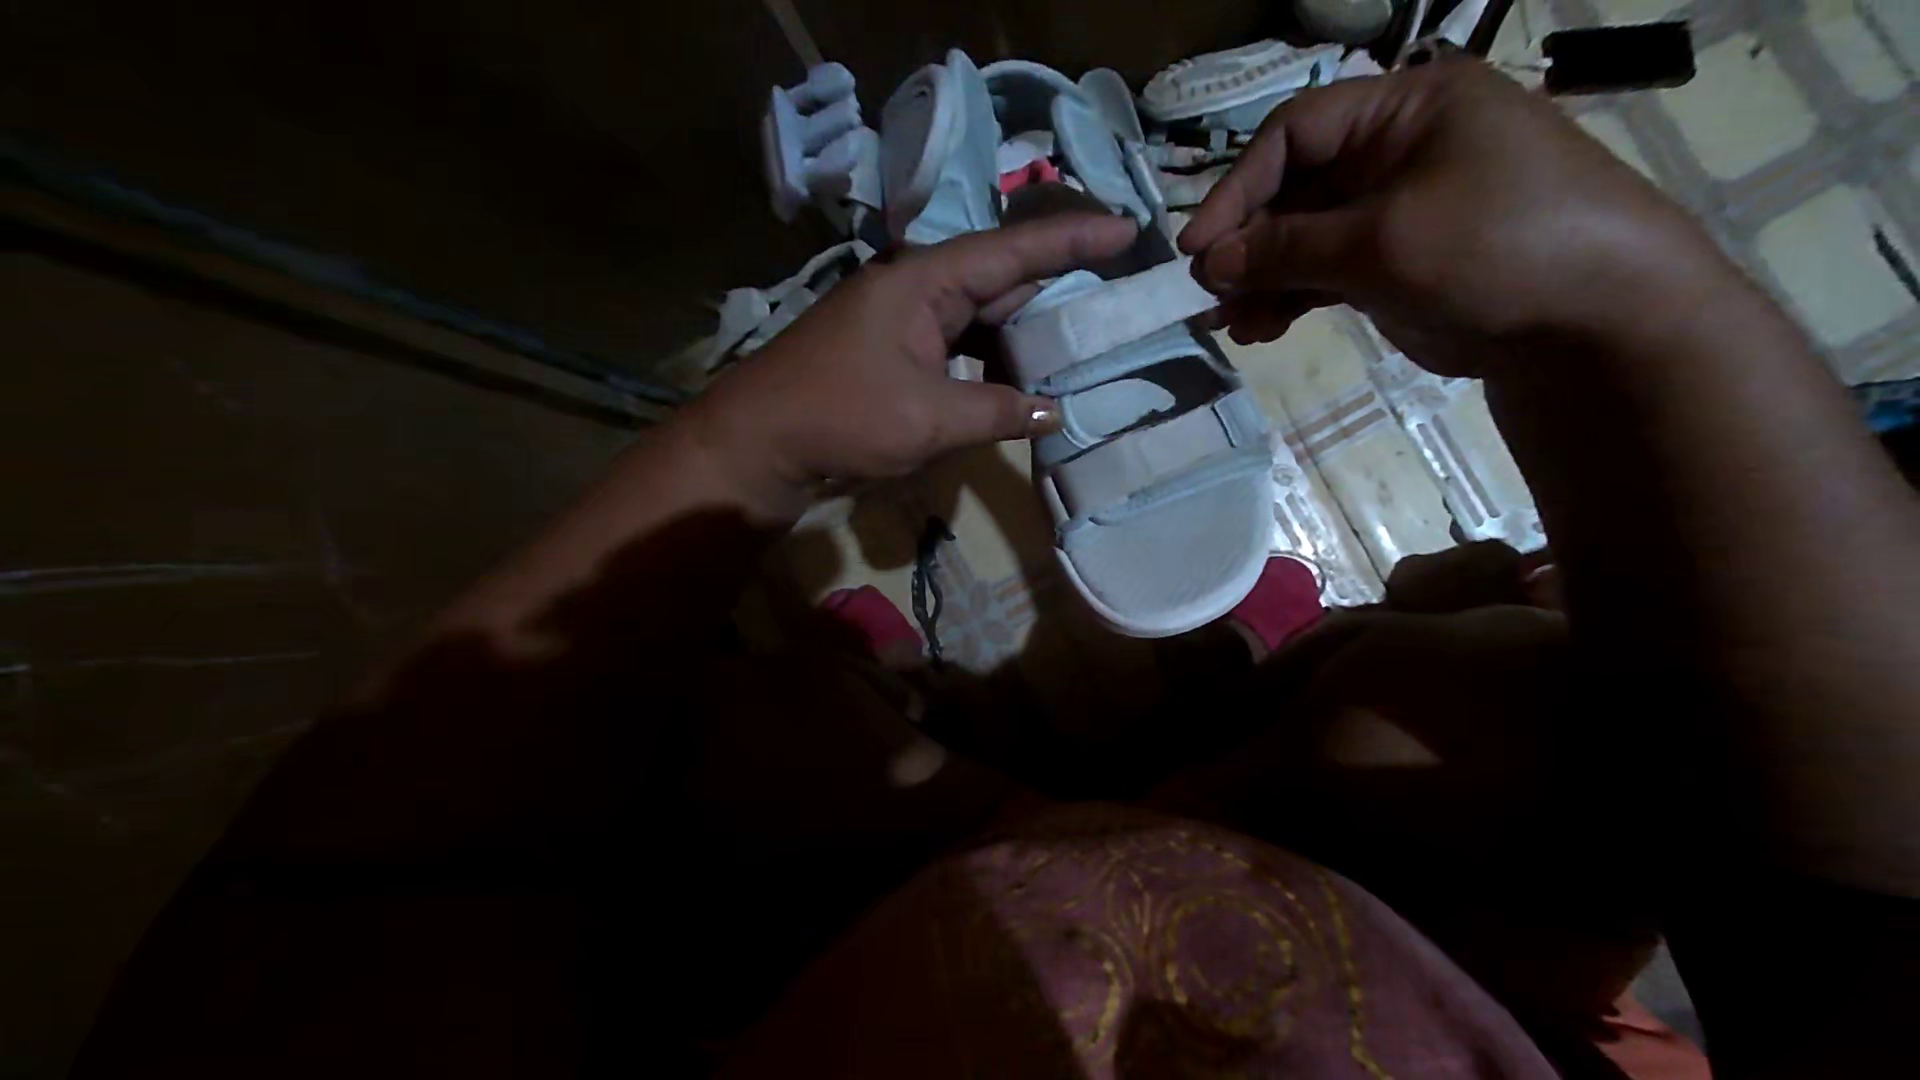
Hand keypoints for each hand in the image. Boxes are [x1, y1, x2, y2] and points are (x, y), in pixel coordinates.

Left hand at [681, 214, 1138, 521]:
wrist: (759, 441)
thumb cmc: (841, 417)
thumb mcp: (930, 419)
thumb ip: (999, 412)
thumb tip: (1054, 412)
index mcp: (925, 281)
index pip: (1014, 250)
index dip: (1074, 240)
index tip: (1127, 230)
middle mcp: (916, 289)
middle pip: (1000, 279)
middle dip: (1057, 287)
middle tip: (1114, 297)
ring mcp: (902, 321)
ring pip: (979, 316)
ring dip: (1024, 332)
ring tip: (1079, 343)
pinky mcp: (893, 352)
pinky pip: (956, 345)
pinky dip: (990, 360)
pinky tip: (1019, 377)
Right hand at [1179, 60, 1745, 377]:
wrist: (1586, 324)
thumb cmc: (1492, 247)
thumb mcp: (1380, 240)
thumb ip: (1284, 248)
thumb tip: (1208, 262)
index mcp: (1404, 110)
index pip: (1293, 135)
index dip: (1236, 188)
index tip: (1196, 247)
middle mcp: (1392, 153)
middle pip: (1289, 192)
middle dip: (1245, 246)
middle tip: (1208, 293)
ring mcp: (1389, 212)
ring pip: (1297, 242)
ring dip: (1258, 282)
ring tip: (1233, 324)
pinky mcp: (1387, 264)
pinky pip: (1317, 275)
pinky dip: (1285, 301)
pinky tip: (1261, 330)